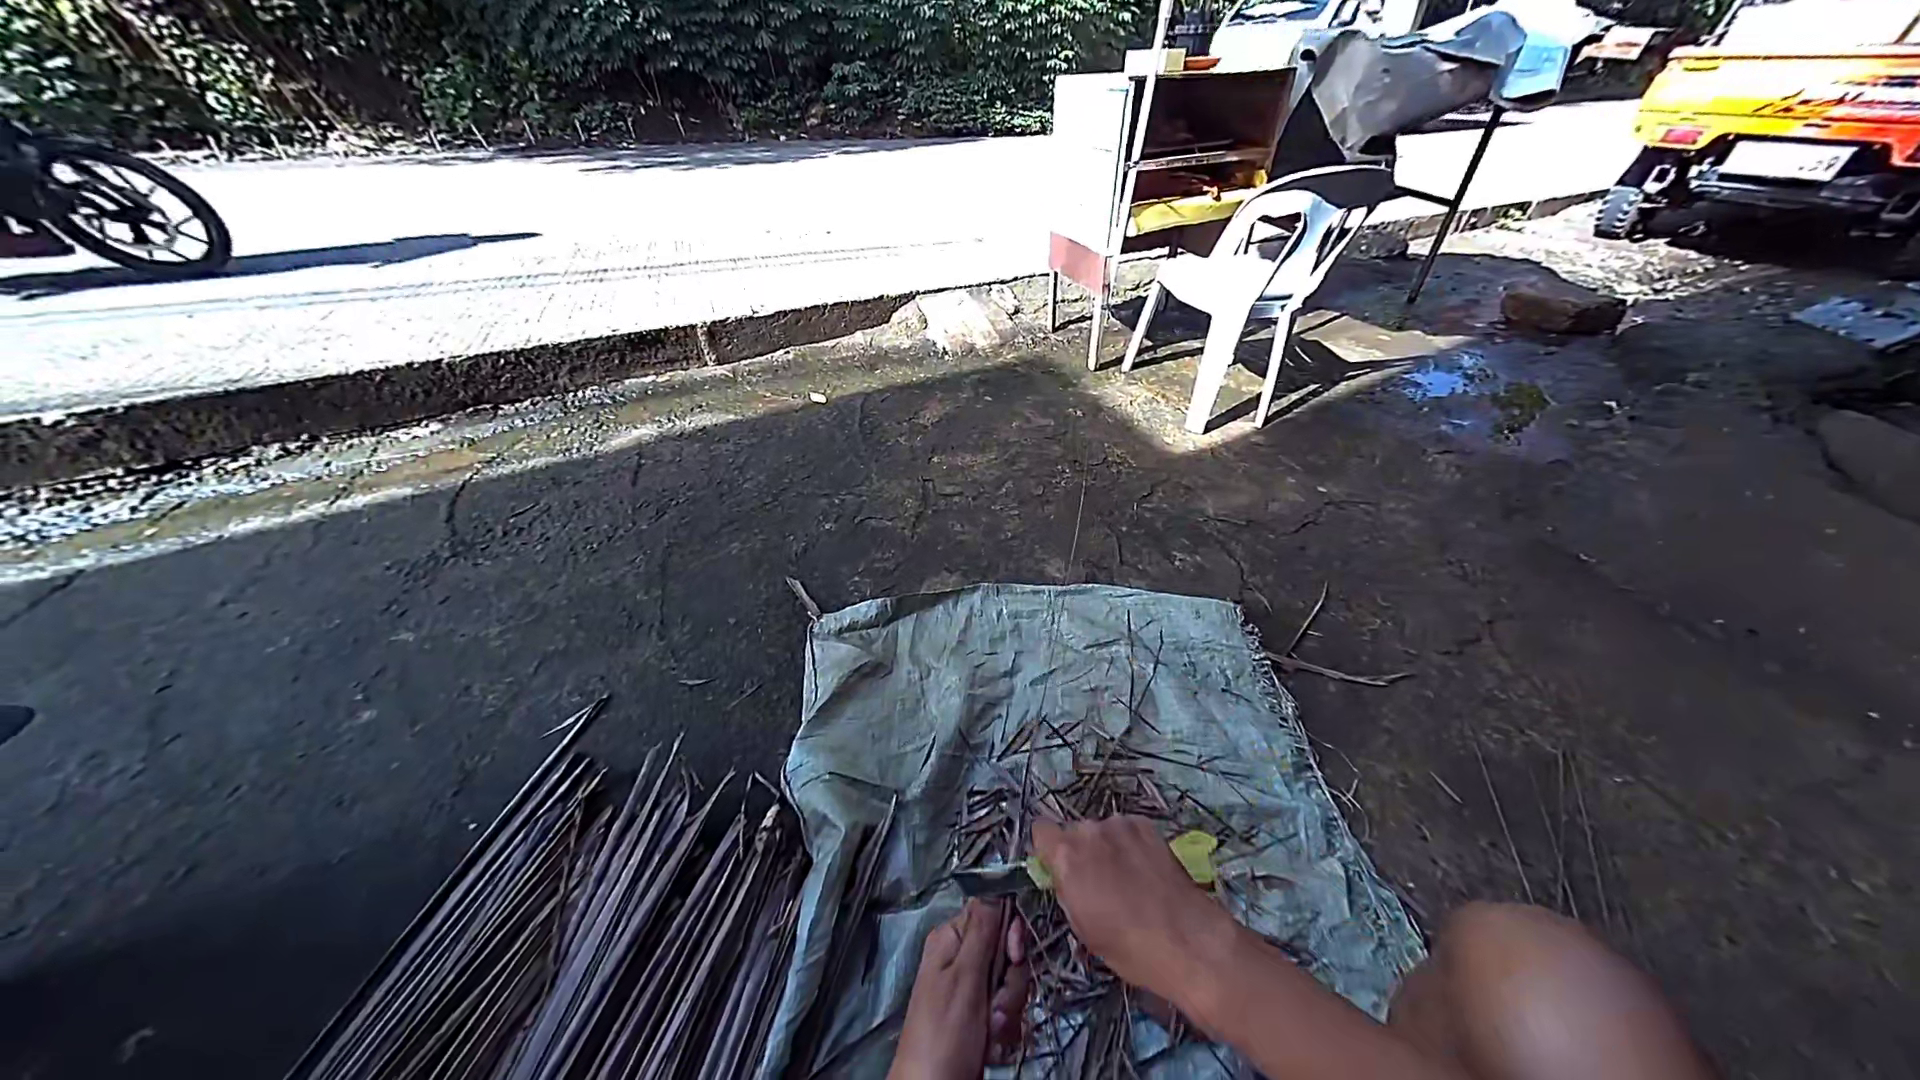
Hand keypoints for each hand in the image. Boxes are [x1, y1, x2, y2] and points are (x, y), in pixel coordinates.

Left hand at [889, 898, 1029, 1079]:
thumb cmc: (945, 1032)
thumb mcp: (964, 977)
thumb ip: (983, 929)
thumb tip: (993, 877)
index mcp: (952, 938)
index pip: (994, 912)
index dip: (1011, 933)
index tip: (1014, 955)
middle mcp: (963, 957)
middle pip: (1008, 950)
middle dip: (1011, 982)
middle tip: (995, 1006)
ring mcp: (972, 988)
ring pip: (1013, 982)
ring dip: (1009, 1009)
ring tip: (990, 1032)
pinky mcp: (982, 1016)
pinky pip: (1009, 1009)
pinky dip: (1006, 1029)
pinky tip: (991, 1044)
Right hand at [1031, 816, 1237, 1002]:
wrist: (1188, 941)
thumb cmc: (1128, 946)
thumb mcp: (1082, 926)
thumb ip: (1066, 889)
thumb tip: (1064, 877)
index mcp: (1066, 855)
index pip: (1040, 830)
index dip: (1048, 849)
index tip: (1059, 869)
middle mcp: (1089, 831)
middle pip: (1074, 832)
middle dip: (1081, 852)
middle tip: (1099, 882)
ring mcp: (1120, 824)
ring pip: (1102, 831)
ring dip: (1107, 847)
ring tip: (1129, 878)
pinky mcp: (1147, 825)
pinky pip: (1126, 829)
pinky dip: (1130, 844)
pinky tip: (1146, 870)